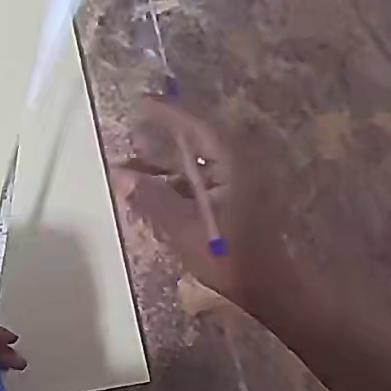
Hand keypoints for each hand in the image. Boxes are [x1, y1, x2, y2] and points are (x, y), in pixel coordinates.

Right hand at [116, 102, 312, 317]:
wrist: (267, 289)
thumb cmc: (228, 257)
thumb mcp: (183, 228)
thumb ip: (152, 198)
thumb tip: (122, 176)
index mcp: (233, 164)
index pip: (197, 125)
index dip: (168, 112)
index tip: (141, 101)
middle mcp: (240, 166)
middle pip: (197, 142)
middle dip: (161, 140)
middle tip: (131, 132)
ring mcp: (241, 183)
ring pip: (196, 164)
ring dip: (164, 166)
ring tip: (130, 171)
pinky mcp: (238, 200)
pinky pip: (201, 181)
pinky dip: (176, 184)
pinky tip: (151, 195)